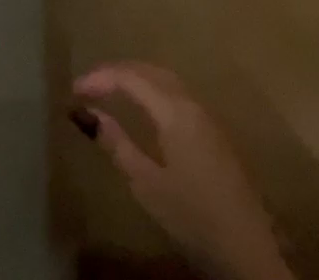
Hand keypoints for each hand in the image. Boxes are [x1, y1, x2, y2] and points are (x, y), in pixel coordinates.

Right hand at [74, 63, 290, 279]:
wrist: (246, 247)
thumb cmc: (191, 215)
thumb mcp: (146, 182)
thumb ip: (116, 143)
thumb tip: (88, 113)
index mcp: (175, 112)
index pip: (131, 78)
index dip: (99, 78)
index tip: (73, 91)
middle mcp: (193, 104)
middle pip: (150, 71)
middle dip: (116, 72)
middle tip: (87, 85)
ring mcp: (207, 117)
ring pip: (166, 80)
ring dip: (136, 78)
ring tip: (109, 90)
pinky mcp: (214, 131)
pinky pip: (177, 94)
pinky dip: (152, 89)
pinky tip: (142, 106)